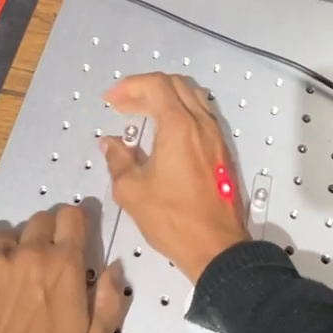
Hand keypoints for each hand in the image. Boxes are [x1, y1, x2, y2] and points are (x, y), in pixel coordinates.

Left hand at [0, 205, 129, 332]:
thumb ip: (110, 300)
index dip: (73, 224)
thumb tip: (115, 265)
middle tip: (39, 265)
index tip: (70, 238)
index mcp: (65, 265)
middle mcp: (30, 252)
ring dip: (11, 248)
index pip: (72, 215)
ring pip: (7, 233)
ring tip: (6, 279)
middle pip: (41, 218)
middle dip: (44, 235)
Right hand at [100, 73, 251, 282]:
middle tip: (122, 104)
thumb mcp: (132, 191)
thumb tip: (110, 143)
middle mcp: (201, 122)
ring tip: (142, 112)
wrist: (217, 247)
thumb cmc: (172, 218)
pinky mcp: (222, 149)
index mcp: (179, 126)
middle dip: (145, 88)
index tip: (111, 100)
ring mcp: (216, 135)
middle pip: (175, 84)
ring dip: (166, 97)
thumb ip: (118, 160)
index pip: (156, 85)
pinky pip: (201, 114)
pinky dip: (180, 111)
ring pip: (192, 96)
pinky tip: (165, 130)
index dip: (130, 86)